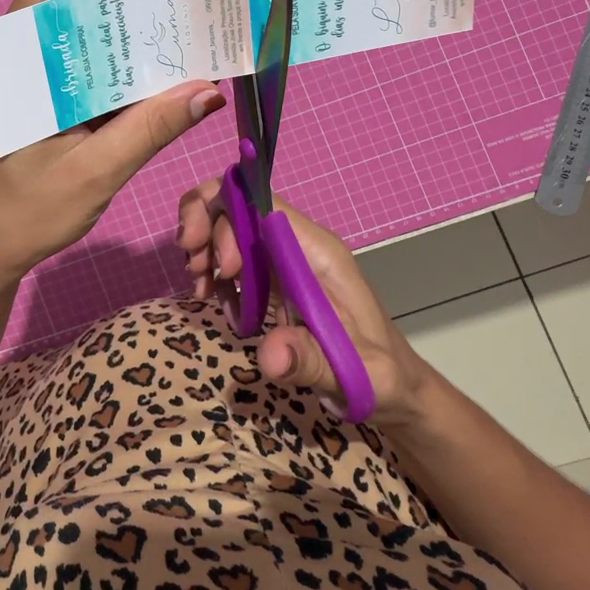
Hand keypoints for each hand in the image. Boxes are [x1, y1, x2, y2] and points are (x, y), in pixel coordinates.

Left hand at [0, 0, 227, 287]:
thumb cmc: (28, 214)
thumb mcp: (93, 174)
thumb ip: (147, 130)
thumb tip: (207, 90)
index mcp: (10, 74)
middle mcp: (16, 68)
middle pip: (64, 6)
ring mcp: (30, 84)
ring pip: (78, 36)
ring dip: (123, 26)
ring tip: (176, 18)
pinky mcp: (47, 103)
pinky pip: (85, 68)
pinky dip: (120, 63)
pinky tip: (157, 66)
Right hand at [179, 181, 439, 428]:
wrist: (394, 386)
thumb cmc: (382, 376)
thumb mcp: (356, 375)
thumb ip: (312, 361)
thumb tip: (268, 356)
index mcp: (318, 252)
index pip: (263, 204)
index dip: (228, 220)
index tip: (217, 265)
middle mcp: (297, 244)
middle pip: (237, 202)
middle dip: (204, 224)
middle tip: (196, 268)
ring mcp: (282, 258)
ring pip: (228, 222)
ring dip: (203, 245)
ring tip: (202, 286)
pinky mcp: (271, 275)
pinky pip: (230, 253)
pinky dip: (212, 269)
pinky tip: (216, 300)